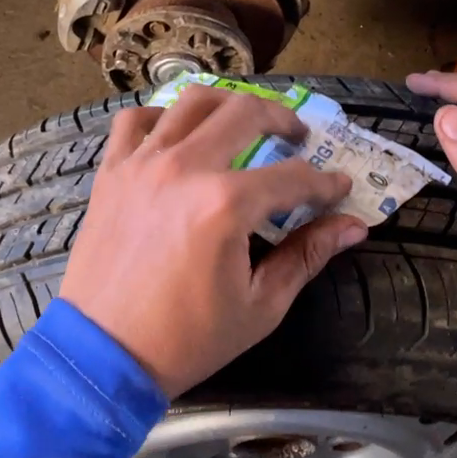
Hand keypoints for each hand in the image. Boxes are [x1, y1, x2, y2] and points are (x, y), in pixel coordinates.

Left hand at [59, 84, 368, 397]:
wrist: (103, 356)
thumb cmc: (186, 339)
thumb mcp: (260, 306)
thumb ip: (308, 255)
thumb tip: (354, 226)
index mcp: (226, 204)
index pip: (292, 177)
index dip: (325, 182)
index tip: (339, 187)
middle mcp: (185, 167)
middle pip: (245, 113)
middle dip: (282, 119)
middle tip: (296, 137)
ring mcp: (142, 163)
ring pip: (191, 101)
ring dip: (227, 104)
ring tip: (244, 121)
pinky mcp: (111, 170)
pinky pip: (134, 120)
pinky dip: (160, 116)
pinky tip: (176, 133)